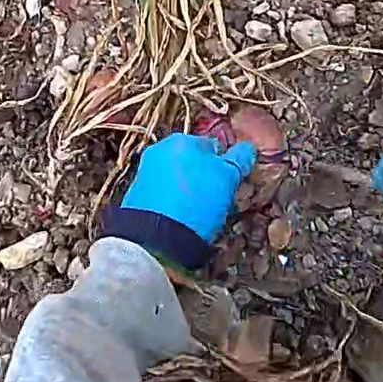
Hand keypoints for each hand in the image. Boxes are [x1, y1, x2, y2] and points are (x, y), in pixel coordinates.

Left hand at [120, 133, 255, 242]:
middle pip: (194, 160)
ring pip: (178, 177)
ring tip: (200, 212)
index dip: (226, 165)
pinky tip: (182, 218)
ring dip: (190, 189)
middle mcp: (160, 150)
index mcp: (183, 140)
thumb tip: (247, 148)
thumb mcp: (228, 179)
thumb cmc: (197, 203)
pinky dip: (174, 202)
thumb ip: (239, 160)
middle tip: (218, 198)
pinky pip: (164, 193)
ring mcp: (145, 172)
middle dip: (206, 176)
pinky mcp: (135, 195)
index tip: (230, 183)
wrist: (156, 240)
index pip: (214, 146)